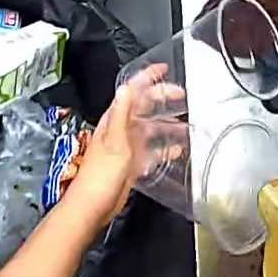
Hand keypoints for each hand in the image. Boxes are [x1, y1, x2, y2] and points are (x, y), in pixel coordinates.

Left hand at [60, 65, 183, 228]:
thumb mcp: (114, 141)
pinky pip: (152, 151)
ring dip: (167, 124)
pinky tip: (177, 150)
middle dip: (162, 98)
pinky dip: (164, 148)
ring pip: (151, 128)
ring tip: (186, 124)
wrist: (91, 207)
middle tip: (182, 94)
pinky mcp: (132, 163)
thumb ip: (121, 114)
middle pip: (145, 106)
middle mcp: (122, 128)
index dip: (147, 77)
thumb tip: (126, 86)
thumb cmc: (101, 174)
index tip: (163, 69)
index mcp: (115, 118)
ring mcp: (127, 145)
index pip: (132, 90)